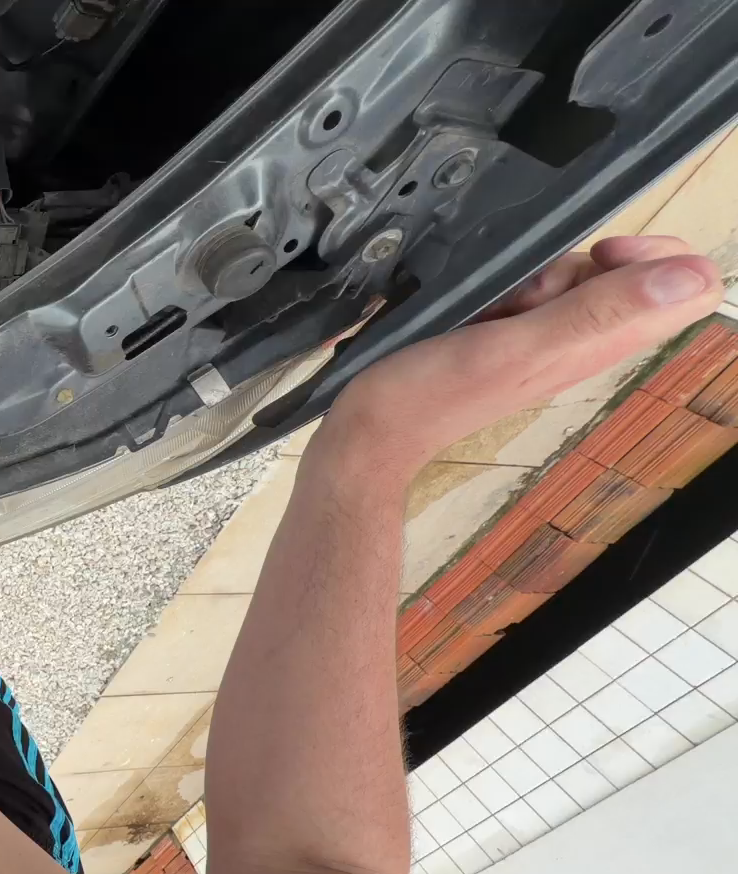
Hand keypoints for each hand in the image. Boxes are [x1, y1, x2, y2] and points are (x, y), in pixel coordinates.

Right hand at [321, 235, 722, 476]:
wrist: (364, 436)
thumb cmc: (425, 396)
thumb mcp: (510, 348)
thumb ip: (593, 313)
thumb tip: (691, 275)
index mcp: (595, 345)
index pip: (686, 285)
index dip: (655, 256)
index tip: (595, 255)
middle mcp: (576, 345)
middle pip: (619, 278)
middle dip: (571, 269)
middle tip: (517, 297)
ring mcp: (535, 349)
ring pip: (564, 288)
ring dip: (523, 284)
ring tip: (481, 312)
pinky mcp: (497, 350)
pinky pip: (519, 306)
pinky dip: (494, 301)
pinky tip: (465, 319)